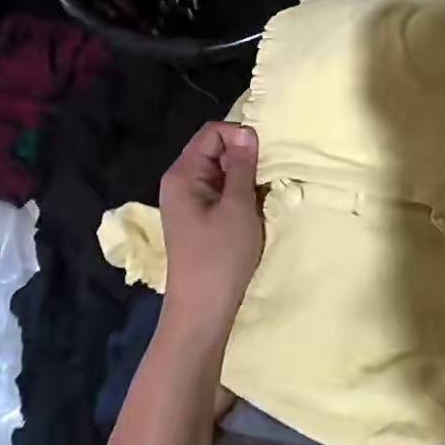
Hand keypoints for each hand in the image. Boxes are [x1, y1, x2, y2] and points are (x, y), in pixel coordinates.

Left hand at [158, 122, 263, 319]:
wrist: (202, 312)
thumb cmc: (220, 258)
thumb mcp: (237, 207)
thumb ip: (241, 167)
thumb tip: (247, 132)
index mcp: (182, 174)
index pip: (211, 133)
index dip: (238, 136)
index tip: (263, 158)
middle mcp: (179, 182)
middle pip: (213, 150)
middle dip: (242, 158)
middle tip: (265, 180)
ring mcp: (186, 201)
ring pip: (218, 172)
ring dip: (242, 179)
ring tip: (260, 197)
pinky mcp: (196, 218)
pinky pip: (218, 192)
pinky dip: (236, 195)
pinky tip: (251, 212)